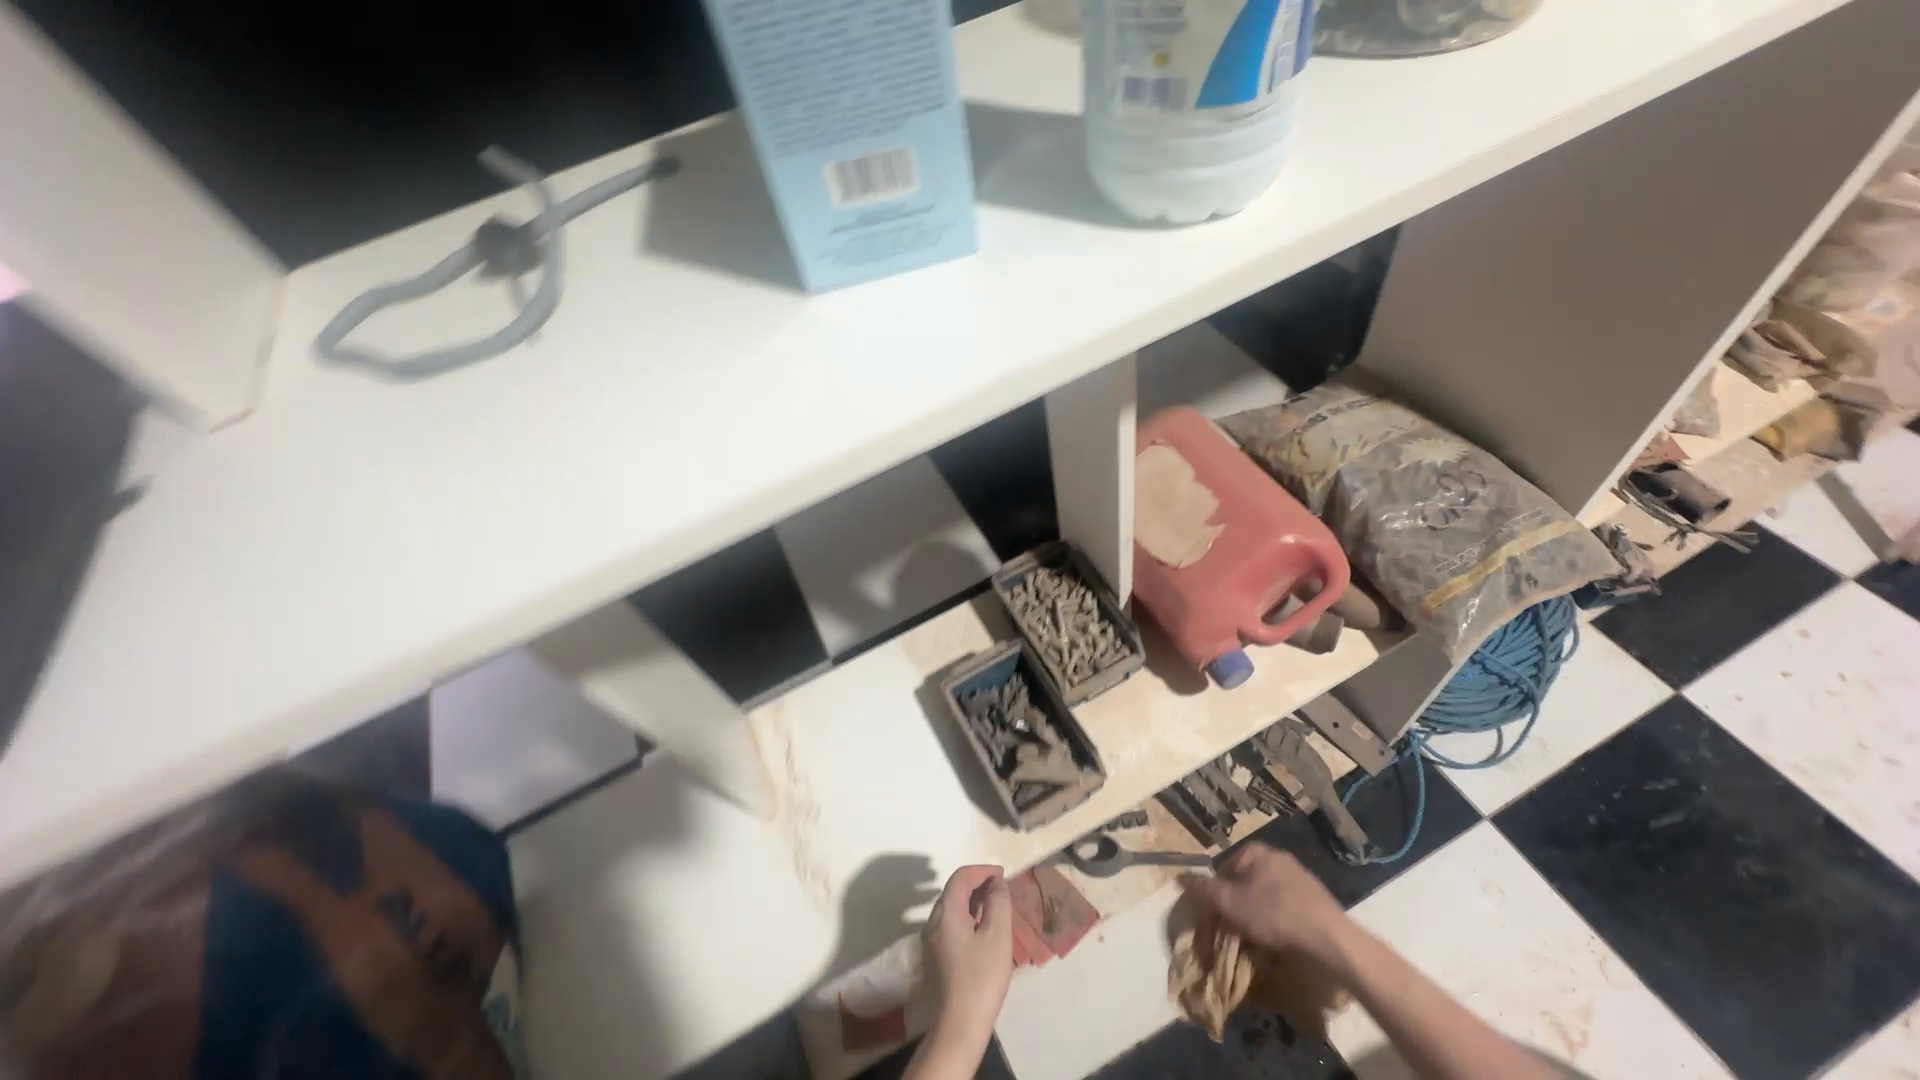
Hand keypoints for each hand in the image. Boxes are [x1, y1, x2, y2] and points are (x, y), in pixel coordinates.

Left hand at [923, 865, 1013, 1041]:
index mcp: (946, 913)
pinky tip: (984, 931)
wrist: (958, 1026)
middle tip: (1002, 889)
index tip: (1003, 874)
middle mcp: (933, 923)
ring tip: (996, 907)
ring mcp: (932, 942)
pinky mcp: (936, 958)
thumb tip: (996, 884)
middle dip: (978, 884)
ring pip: (952, 909)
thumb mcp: (997, 936)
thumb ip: (998, 903)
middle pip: (953, 891)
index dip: (982, 871)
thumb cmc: (981, 978)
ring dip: (973, 901)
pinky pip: (951, 926)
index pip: (961, 877)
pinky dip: (968, 918)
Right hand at [1179, 844, 1348, 960]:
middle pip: (1243, 882)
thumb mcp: (1229, 903)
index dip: (1215, 896)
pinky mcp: (1314, 895)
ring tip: (1257, 936)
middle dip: (1236, 905)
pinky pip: (1285, 904)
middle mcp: (1276, 856)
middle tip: (1236, 930)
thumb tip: (1180, 876)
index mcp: (1254, 851)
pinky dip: (1277, 917)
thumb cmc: (1273, 914)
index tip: (1218, 920)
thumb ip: (1203, 889)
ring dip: (1256, 912)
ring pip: (1264, 893)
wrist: (1328, 938)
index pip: (1222, 871)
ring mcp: (1298, 874)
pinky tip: (1279, 936)